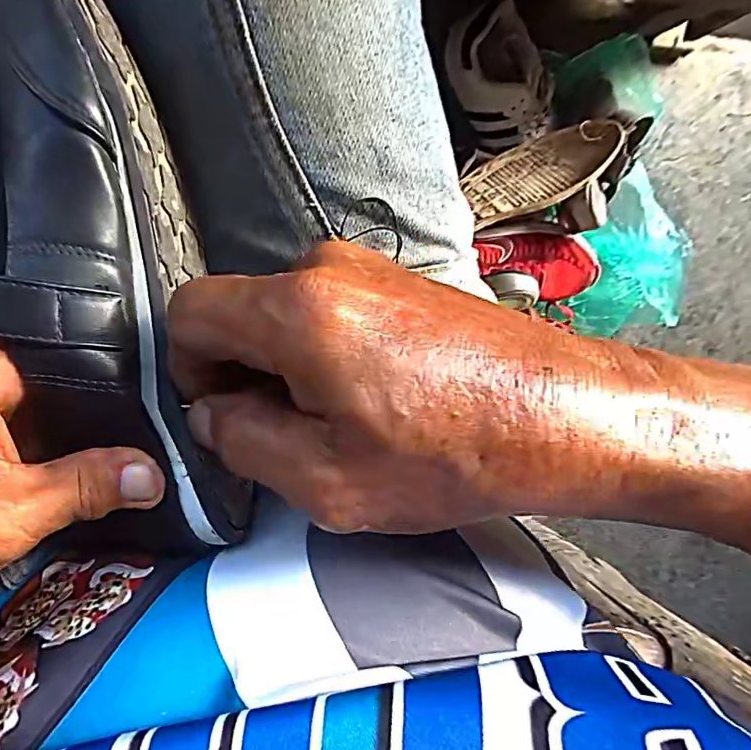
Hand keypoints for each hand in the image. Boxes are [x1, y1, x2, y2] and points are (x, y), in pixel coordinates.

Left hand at [0, 342, 164, 603]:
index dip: (116, 398)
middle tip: (148, 447)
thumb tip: (151, 475)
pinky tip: (88, 467)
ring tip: (124, 458)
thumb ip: (88, 486)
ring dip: (82, 438)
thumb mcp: (17, 510)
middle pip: (65, 387)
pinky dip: (61, 449)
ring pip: (55, 410)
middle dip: (101, 421)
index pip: (70, 367)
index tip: (155, 423)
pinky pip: (39, 425)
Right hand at [169, 241, 662, 532]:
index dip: (186, 371)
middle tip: (282, 435)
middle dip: (239, 377)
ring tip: (337, 425)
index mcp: (297, 311)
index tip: (217, 413)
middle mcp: (326, 270)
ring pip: (277, 319)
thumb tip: (210, 418)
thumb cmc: (460, 451)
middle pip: (234, 315)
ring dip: (284, 373)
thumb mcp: (326, 480)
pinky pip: (321, 315)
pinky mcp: (391, 282)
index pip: (188, 313)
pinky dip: (320, 359)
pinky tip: (366, 404)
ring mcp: (364, 269)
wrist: (564, 416)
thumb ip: (241, 443)